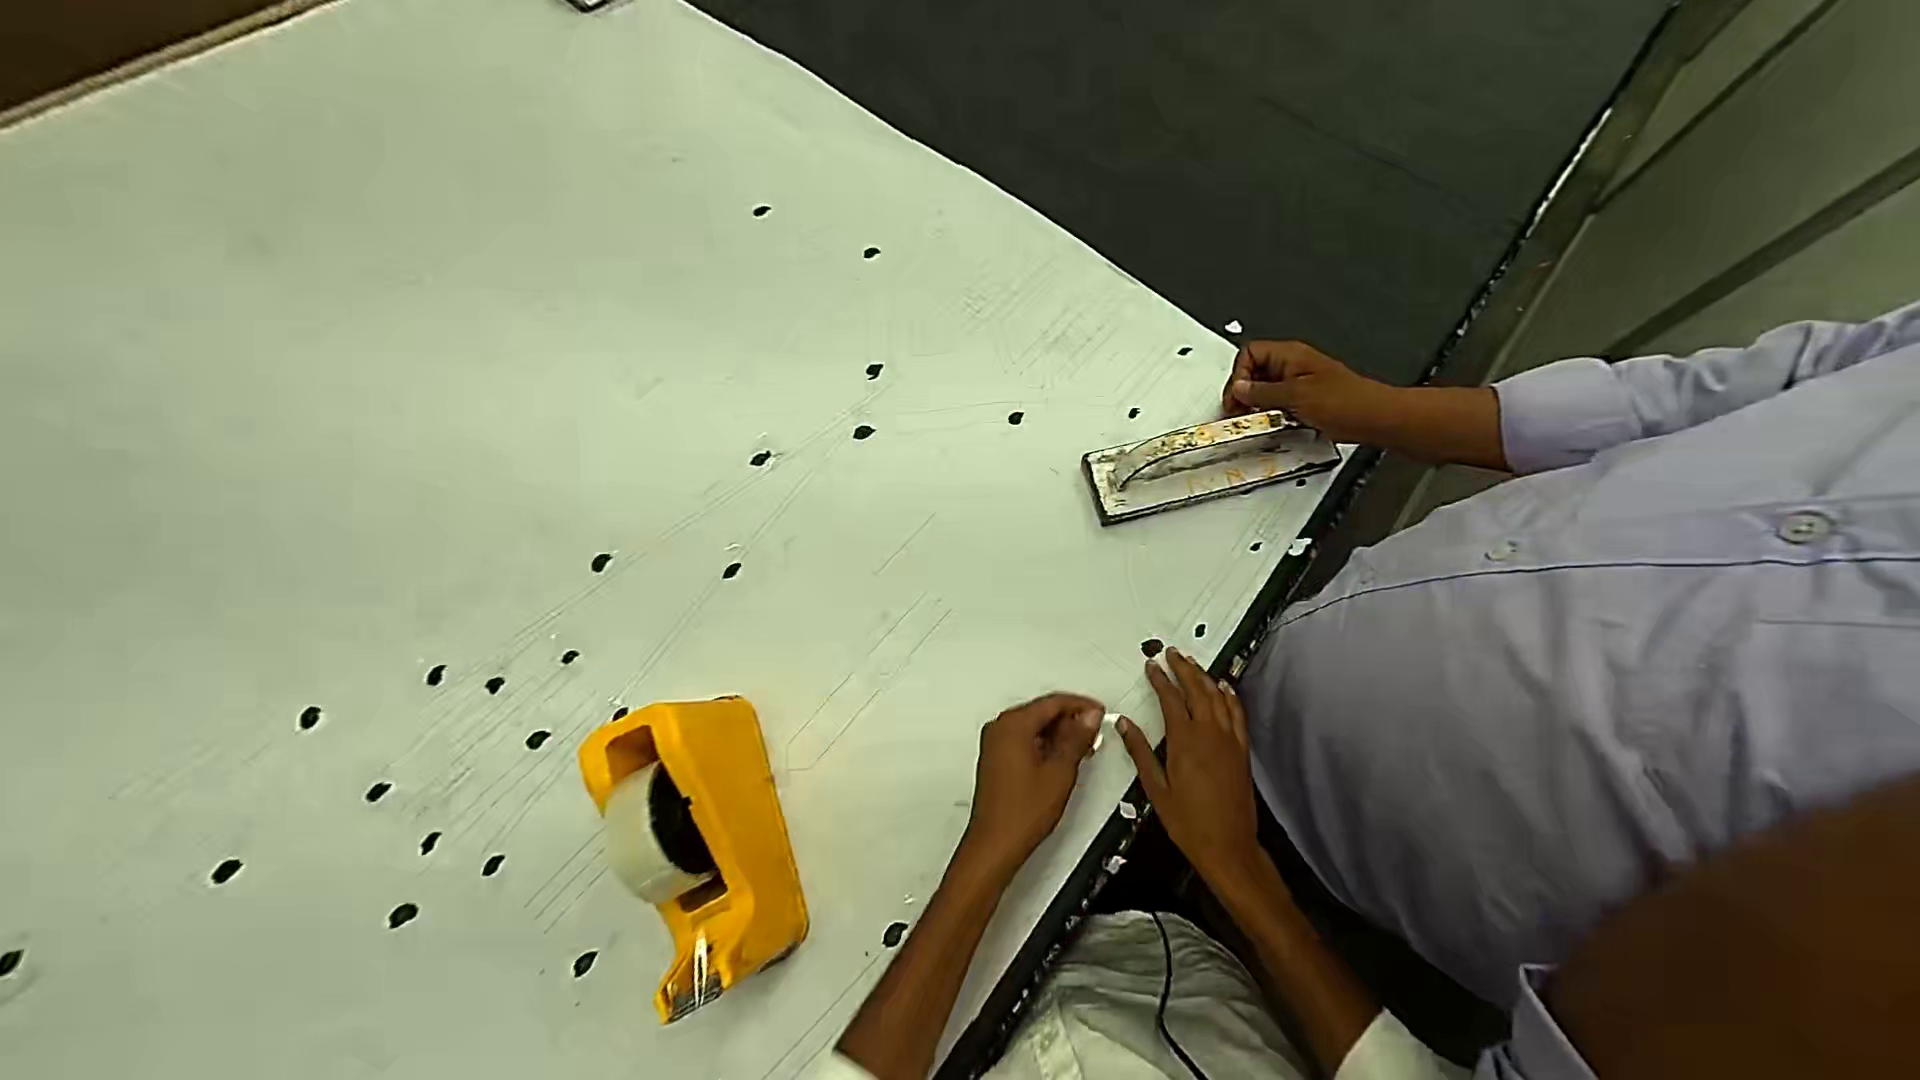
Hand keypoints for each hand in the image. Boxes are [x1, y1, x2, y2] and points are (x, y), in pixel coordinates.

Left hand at [959, 692, 1104, 879]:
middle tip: (1094, 729)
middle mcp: (1000, 728)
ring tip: (1083, 746)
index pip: (1052, 702)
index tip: (1098, 712)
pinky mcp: (996, 757)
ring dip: (1058, 732)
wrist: (996, 843)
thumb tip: (1088, 718)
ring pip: (1033, 725)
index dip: (1079, 705)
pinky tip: (1062, 757)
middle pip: (1041, 711)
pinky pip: (1024, 739)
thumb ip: (1077, 738)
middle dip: (1070, 719)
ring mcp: (995, 743)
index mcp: (1013, 725)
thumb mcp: (1060, 771)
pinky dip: (1044, 743)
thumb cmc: (1020, 813)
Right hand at [1118, 649, 1260, 887]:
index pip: (1171, 699)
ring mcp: (1230, 741)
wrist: (1228, 847)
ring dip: (1204, 676)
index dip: (1160, 679)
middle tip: (1172, 653)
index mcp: (1185, 742)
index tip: (1152, 666)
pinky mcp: (1242, 751)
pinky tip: (1223, 686)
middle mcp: (1210, 735)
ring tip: (1192, 663)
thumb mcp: (1155, 788)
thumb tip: (1124, 724)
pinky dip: (1230, 696)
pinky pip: (1238, 714)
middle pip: (1196, 690)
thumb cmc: (1188, 822)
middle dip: (1183, 668)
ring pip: (1218, 697)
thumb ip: (1140, 752)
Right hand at [1222, 340, 1399, 442]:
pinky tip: (1274, 423)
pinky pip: (1274, 405)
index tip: (1238, 395)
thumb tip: (1239, 388)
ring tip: (1258, 419)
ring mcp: (1296, 384)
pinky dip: (1269, 415)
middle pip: (1252, 373)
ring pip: (1262, 391)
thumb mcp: (1296, 395)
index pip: (1249, 354)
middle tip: (1240, 410)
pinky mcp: (1300, 401)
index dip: (1239, 375)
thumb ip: (1262, 392)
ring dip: (1256, 407)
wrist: (1374, 418)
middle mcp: (1292, 366)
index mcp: (1291, 354)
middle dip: (1243, 393)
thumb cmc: (1348, 401)